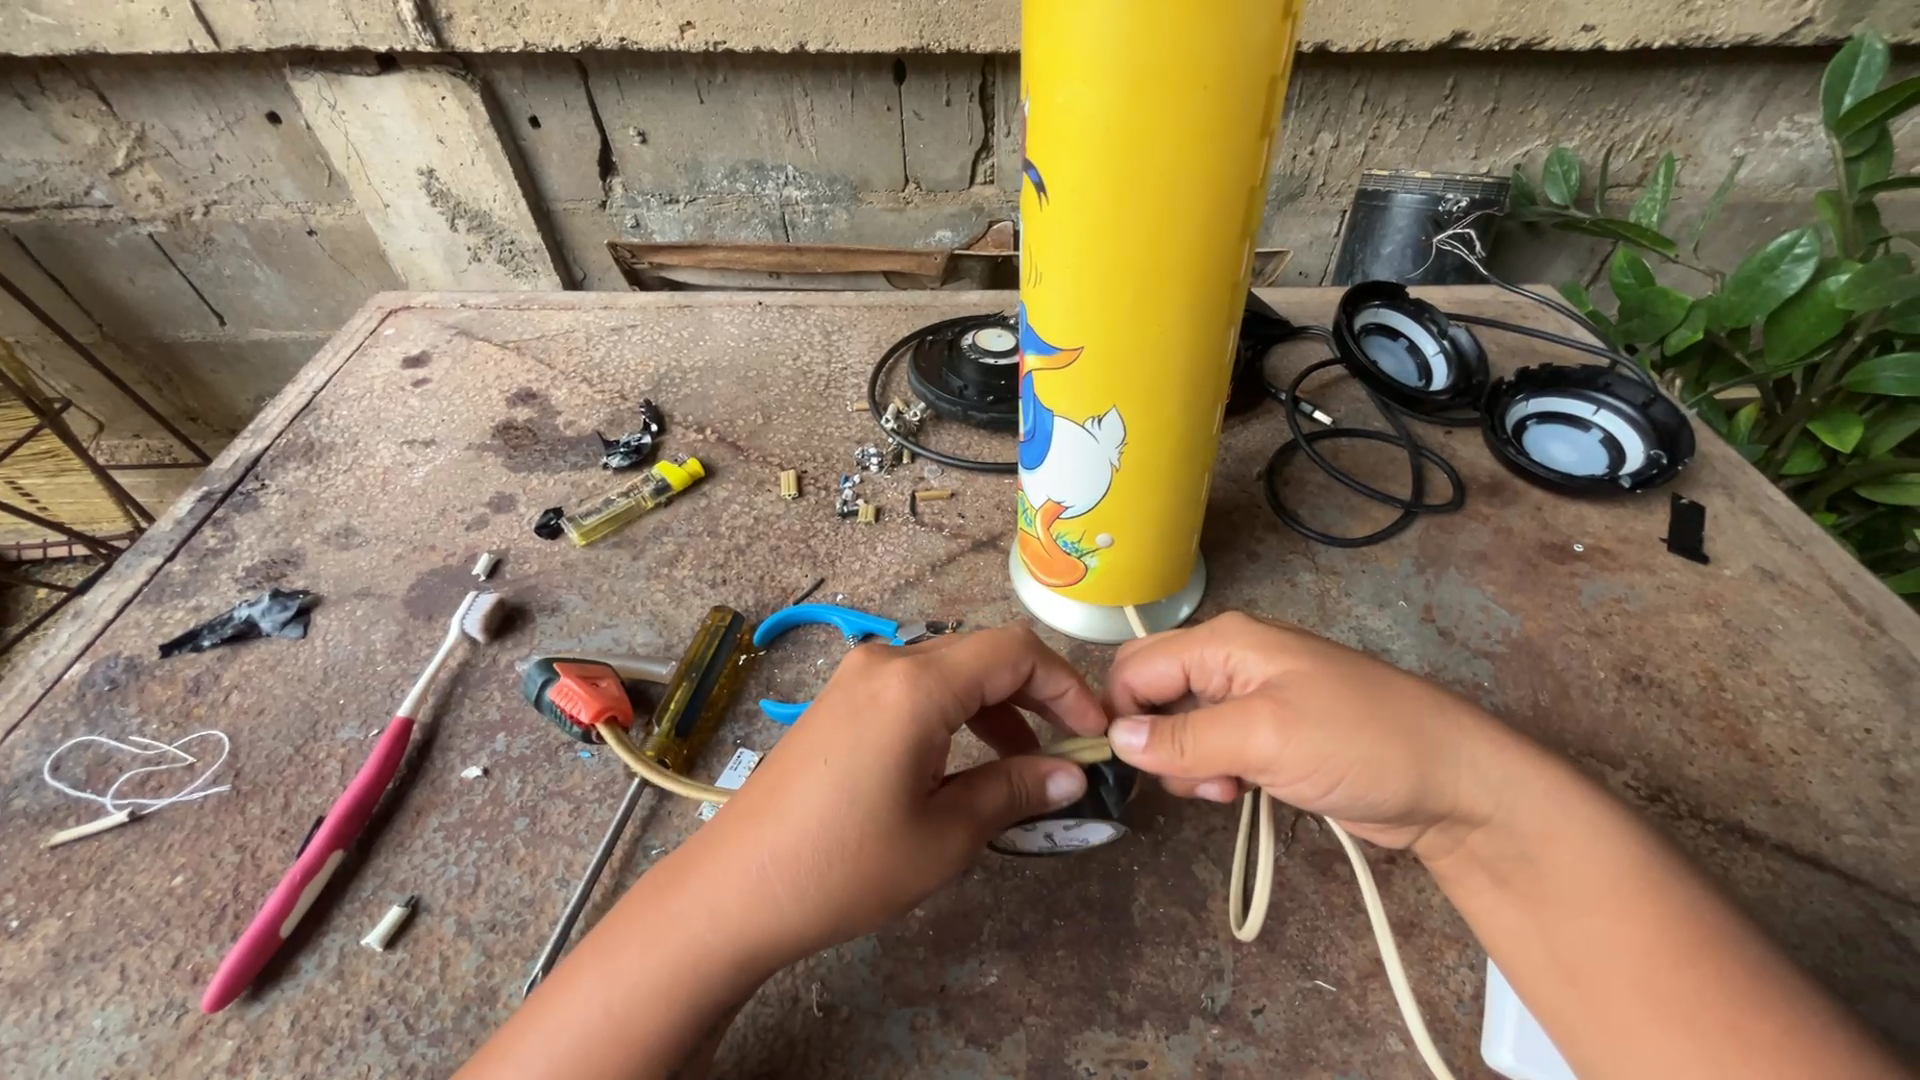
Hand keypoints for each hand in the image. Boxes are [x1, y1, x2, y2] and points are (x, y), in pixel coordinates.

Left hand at [672, 622, 1107, 965]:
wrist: (734, 890)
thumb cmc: (845, 866)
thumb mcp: (945, 835)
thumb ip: (1015, 789)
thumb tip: (1072, 775)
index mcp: (915, 684)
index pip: (1015, 652)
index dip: (1067, 685)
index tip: (1095, 732)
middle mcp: (886, 661)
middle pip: (983, 655)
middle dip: (1036, 696)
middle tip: (1071, 748)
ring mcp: (857, 678)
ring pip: (950, 672)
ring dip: (996, 708)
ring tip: (1024, 764)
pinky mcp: (840, 701)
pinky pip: (915, 690)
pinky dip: (955, 715)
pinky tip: (966, 762)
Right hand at [1103, 611, 1538, 855]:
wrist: (1454, 783)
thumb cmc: (1358, 743)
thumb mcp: (1264, 737)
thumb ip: (1184, 737)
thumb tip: (1115, 739)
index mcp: (1224, 642)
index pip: (1137, 665)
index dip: (1120, 710)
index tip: (1126, 763)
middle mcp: (1229, 661)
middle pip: (1154, 690)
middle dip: (1152, 736)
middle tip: (1181, 776)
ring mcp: (1249, 699)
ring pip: (1178, 723)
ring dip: (1183, 760)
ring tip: (1220, 789)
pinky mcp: (1266, 734)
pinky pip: (1210, 746)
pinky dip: (1209, 770)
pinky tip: (1236, 791)